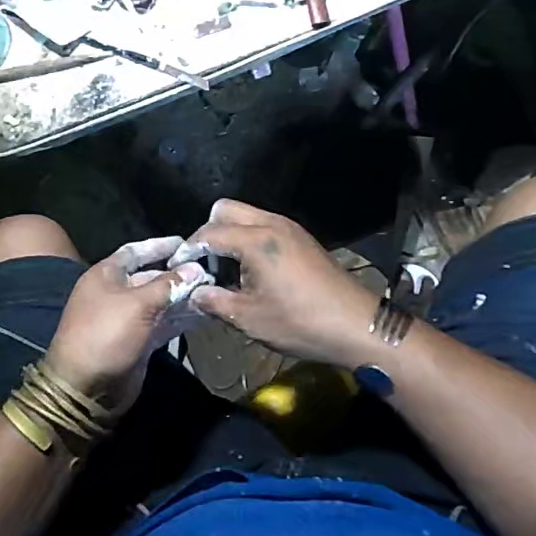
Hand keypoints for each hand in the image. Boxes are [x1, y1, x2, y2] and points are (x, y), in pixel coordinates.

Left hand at [44, 237, 208, 415]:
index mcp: (106, 275)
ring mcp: (127, 318)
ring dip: (184, 297)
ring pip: (160, 302)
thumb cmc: (106, 335)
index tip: (186, 243)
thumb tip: (196, 269)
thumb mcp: (137, 304)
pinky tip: (205, 314)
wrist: (86, 388)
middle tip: (211, 271)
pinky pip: (163, 324)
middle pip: (151, 277)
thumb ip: (168, 285)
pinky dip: (181, 319)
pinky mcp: (139, 340)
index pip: (135, 252)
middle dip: (178, 274)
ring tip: (214, 292)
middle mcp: (116, 293)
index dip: (159, 246)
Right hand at [180, 200, 383, 370]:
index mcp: (256, 240)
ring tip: (225, 268)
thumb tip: (193, 293)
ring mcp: (290, 229)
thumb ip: (214, 301)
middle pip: (225, 209)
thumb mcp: (249, 318)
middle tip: (204, 263)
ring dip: (229, 234)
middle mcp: (272, 224)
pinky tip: (250, 270)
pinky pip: (263, 225)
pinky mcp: (301, 238)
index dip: (188, 250)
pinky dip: (248, 238)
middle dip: (208, 232)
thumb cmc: (300, 322)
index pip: (208, 234)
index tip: (178, 269)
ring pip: (246, 215)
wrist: (358, 326)